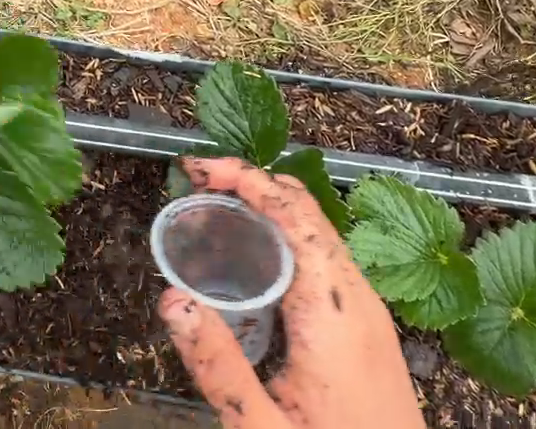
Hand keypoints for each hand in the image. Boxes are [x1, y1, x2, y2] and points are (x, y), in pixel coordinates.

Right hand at [158, 158, 422, 428]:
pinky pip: (319, 255)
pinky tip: (243, 259)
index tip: (192, 167)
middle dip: (246, 183)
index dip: (243, 176)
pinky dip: (277, 233)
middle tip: (190, 187)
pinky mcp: (363, 326)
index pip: (292, 214)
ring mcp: (365, 311)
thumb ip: (218, 367)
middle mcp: (356, 298)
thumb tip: (170, 298)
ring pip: (314, 229)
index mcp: (334, 312)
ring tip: (207, 212)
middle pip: (305, 210)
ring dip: (262, 206)